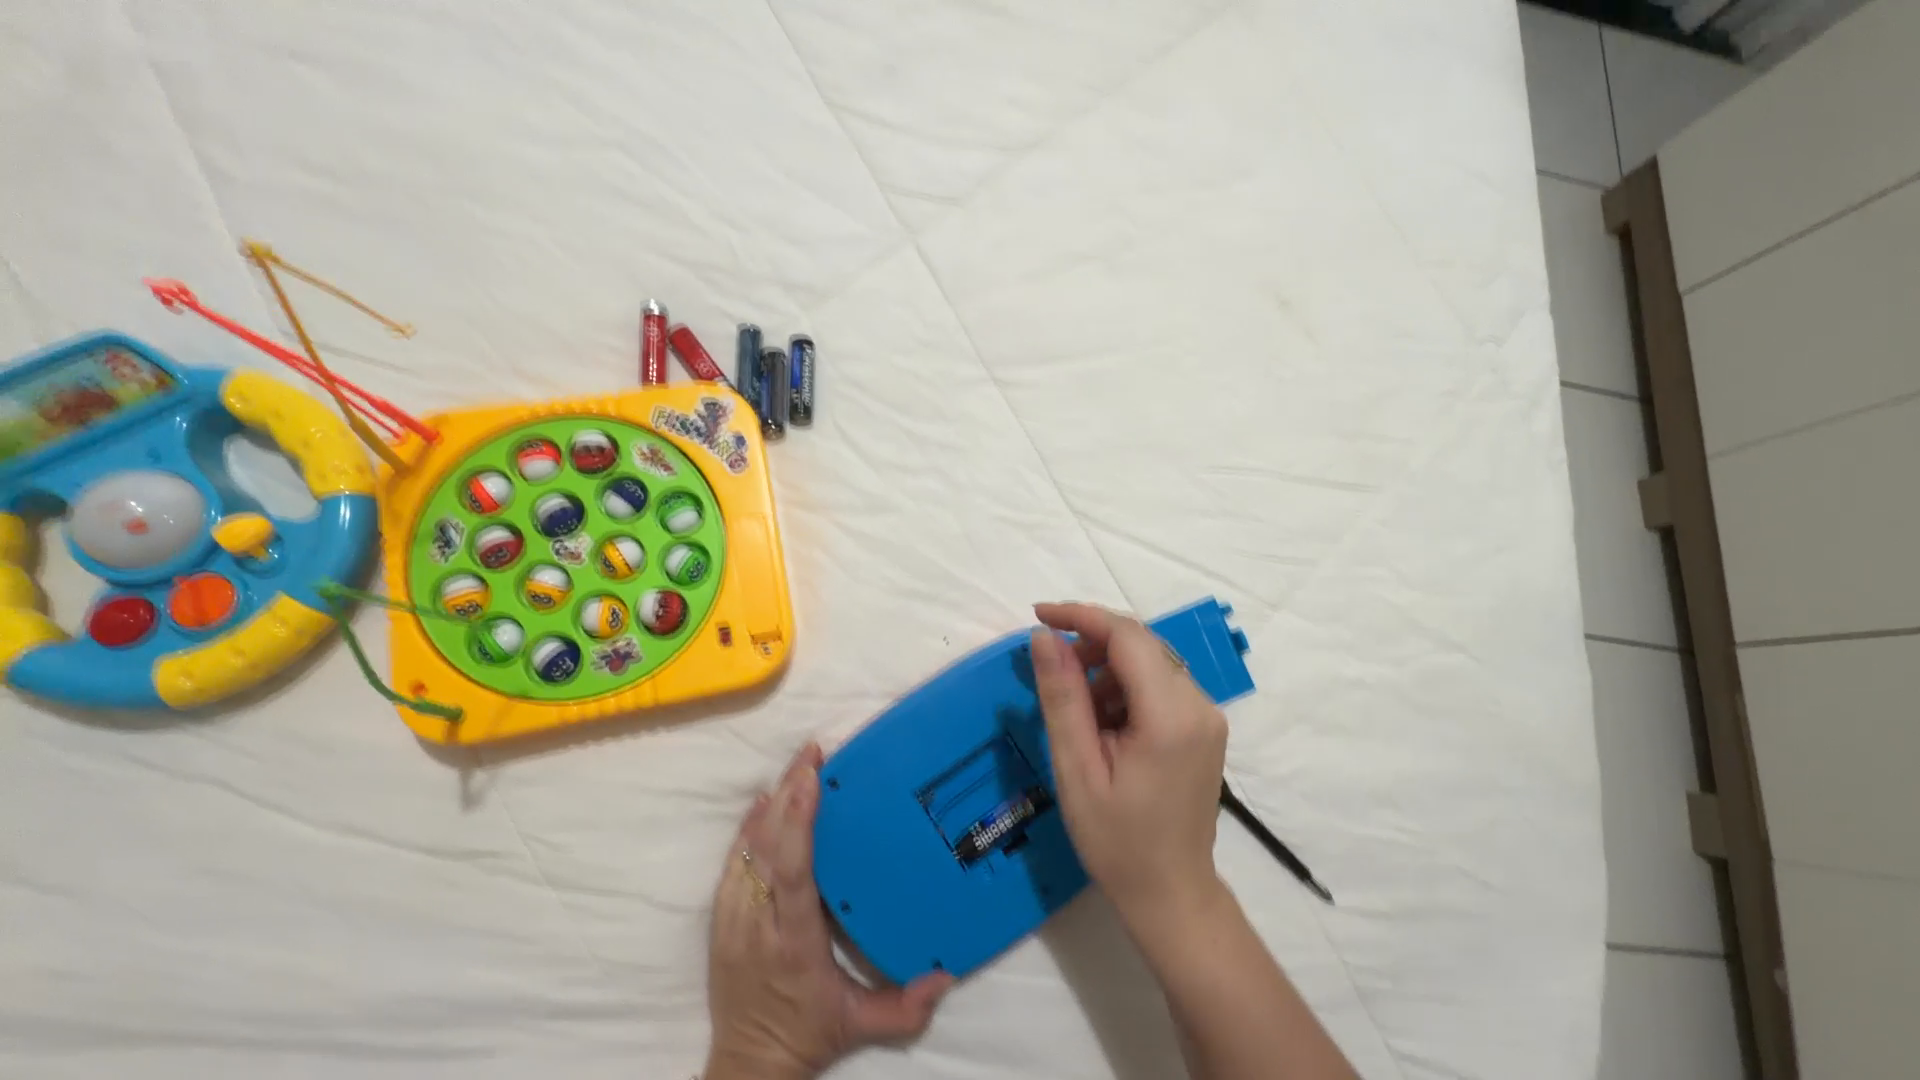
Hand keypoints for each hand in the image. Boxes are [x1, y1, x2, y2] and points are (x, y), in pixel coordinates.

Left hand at [706, 743, 954, 1079]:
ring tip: (796, 766)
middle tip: (810, 754)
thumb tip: (947, 973)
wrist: (748, 1064)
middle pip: (768, 848)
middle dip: (788, 796)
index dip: (798, 824)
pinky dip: (748, 828)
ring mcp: (733, 920)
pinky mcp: (720, 919)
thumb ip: (906, 1007)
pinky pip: (732, 863)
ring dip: (771, 805)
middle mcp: (758, 925)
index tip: (809, 780)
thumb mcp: (860, 1025)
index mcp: (794, 944)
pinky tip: (764, 801)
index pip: (793, 874)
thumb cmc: (808, 1035)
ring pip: (747, 849)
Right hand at [1029, 602, 1229, 934]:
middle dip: (1091, 644)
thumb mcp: (1077, 769)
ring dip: (1106, 669)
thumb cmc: (1116, 841)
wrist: (1170, 894)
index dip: (1080, 617)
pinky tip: (1103, 724)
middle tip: (1050, 671)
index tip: (1037, 617)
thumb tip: (1043, 637)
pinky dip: (1125, 689)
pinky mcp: (1204, 728)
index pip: (1127, 637)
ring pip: (1150, 662)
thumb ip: (1062, 697)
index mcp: (1171, 716)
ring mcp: (1207, 716)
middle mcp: (1199, 705)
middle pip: (1141, 644)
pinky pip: (1160, 686)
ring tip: (1075, 712)